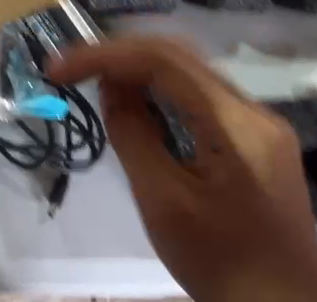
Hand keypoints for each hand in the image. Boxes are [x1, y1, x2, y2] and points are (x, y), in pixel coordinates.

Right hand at [48, 37, 316, 301]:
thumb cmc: (222, 263)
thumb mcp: (163, 200)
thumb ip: (132, 133)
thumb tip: (109, 87)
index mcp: (238, 125)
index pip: (161, 61)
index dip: (102, 56)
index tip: (56, 71)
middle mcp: (255, 113)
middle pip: (176, 55)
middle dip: (115, 54)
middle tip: (69, 68)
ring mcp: (260, 127)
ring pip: (187, 70)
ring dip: (134, 67)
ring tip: (89, 79)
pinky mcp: (255, 142)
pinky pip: (198, 94)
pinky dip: (156, 87)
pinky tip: (131, 100)